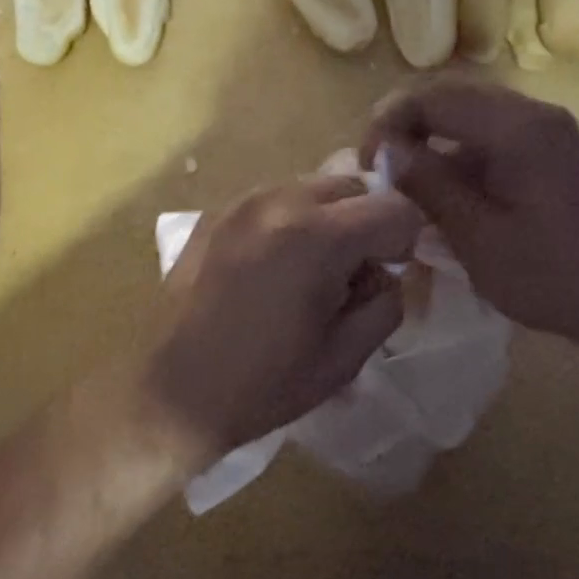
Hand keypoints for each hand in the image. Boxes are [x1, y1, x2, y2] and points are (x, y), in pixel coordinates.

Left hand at [142, 175, 423, 467]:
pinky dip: (289, 223)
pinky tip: (270, 270)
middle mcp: (279, 201)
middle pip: (353, 186)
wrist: (173, 392)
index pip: (395, 209)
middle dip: (366, 224)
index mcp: (318, 236)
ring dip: (327, 220)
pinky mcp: (214, 214)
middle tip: (350, 277)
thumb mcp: (346, 357)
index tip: (387, 276)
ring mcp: (241, 202)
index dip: (405, 242)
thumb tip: (386, 273)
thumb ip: (386, 303)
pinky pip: (273, 201)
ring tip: (308, 273)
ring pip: (312, 188)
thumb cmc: (263, 384)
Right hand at [364, 80, 578, 353]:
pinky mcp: (554, 153)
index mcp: (516, 128)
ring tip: (407, 188)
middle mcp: (534, 114)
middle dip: (408, 128)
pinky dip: (462, 158)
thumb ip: (429, 185)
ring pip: (472, 117)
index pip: (432, 97)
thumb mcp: (477, 237)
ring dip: (434, 142)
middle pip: (452, 97)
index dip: (388, 123)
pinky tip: (448, 198)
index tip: (367, 166)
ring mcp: (549, 132)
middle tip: (380, 172)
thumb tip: (386, 150)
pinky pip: (495, 138)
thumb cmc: (552, 276)